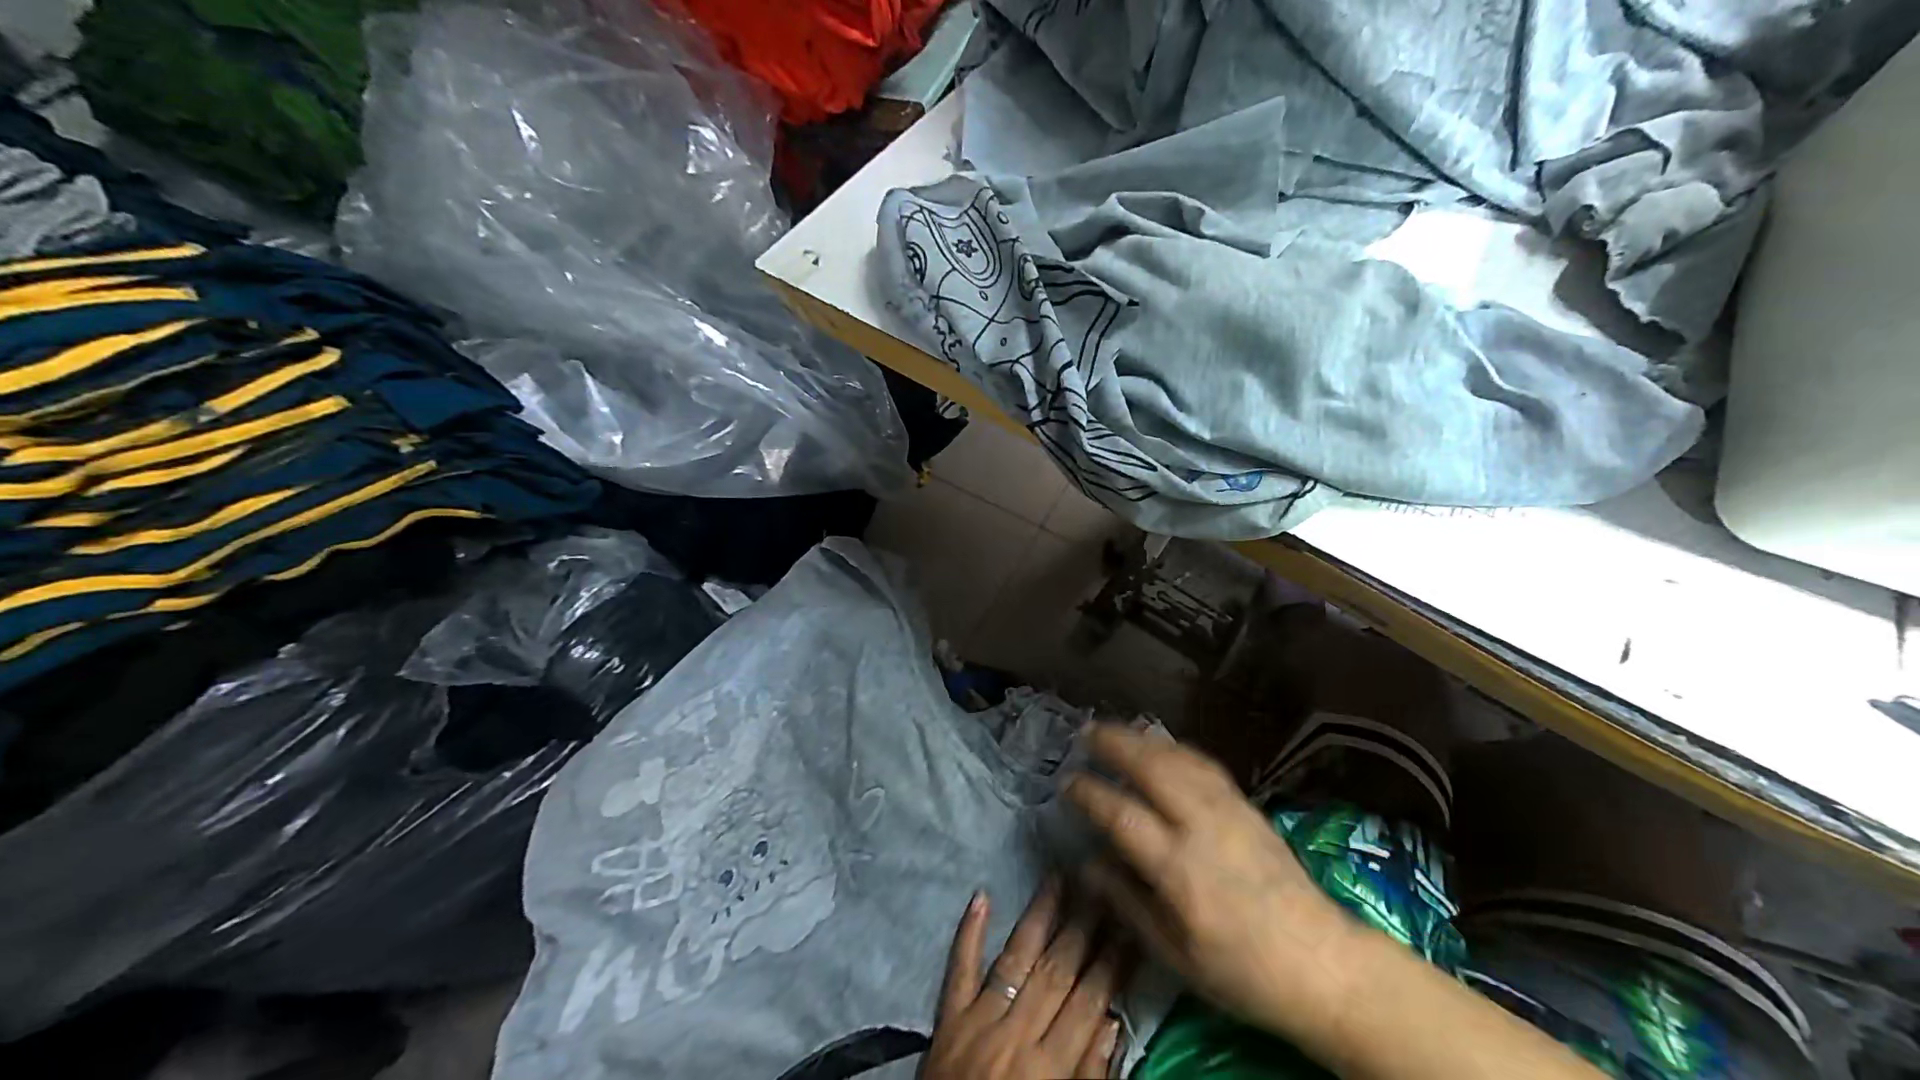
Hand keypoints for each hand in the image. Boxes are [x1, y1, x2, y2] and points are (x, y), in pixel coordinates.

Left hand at [918, 881, 1125, 1079]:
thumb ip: (1090, 1076)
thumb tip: (1112, 1021)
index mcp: (1051, 1068)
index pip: (1090, 1001)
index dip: (1113, 960)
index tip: (1129, 923)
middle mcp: (1017, 1035)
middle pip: (1057, 972)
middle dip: (1083, 927)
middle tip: (1100, 885)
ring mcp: (979, 1020)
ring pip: (1015, 959)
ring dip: (1038, 916)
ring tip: (1057, 878)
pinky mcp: (947, 1016)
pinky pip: (958, 969)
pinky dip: (968, 932)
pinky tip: (981, 897)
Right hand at [1065, 724, 1356, 1043]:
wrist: (1322, 963)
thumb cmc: (1241, 970)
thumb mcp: (1174, 953)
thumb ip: (1127, 902)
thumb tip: (1088, 864)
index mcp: (1179, 870)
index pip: (1122, 816)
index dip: (1089, 794)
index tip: (1066, 782)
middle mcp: (1202, 829)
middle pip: (1152, 769)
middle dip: (1114, 745)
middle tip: (1084, 734)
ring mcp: (1229, 812)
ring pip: (1179, 759)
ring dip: (1142, 739)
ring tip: (1115, 729)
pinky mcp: (1248, 807)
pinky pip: (1205, 764)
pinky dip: (1176, 748)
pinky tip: (1161, 746)